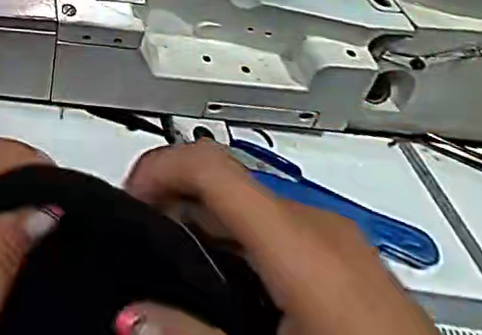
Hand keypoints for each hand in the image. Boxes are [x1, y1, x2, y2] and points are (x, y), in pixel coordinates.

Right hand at [118, 140, 437, 334]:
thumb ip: (194, 334)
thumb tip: (130, 313)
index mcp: (303, 243)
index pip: (210, 163)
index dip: (157, 168)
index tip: (127, 201)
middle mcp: (324, 227)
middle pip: (227, 178)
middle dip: (175, 199)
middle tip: (144, 243)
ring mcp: (344, 243)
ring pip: (252, 201)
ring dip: (207, 220)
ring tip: (180, 269)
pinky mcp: (354, 263)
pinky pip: (280, 225)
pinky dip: (241, 238)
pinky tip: (233, 288)